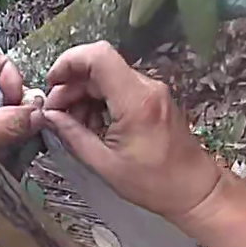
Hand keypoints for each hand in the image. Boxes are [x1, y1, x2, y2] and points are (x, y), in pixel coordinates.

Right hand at [34, 41, 220, 220]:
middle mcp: (147, 88)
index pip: (98, 56)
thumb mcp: (104, 164)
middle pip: (99, 67)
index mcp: (136, 101)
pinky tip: (94, 125)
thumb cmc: (154, 183)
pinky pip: (120, 88)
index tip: (52, 85)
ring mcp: (153, 91)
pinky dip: (101, 100)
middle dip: (72, 86)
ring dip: (85, 95)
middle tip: (57, 115)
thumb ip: (73, 135)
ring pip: (108, 77)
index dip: (68, 63)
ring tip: (76, 125)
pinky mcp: (154, 98)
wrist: (195, 189)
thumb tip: (50, 116)